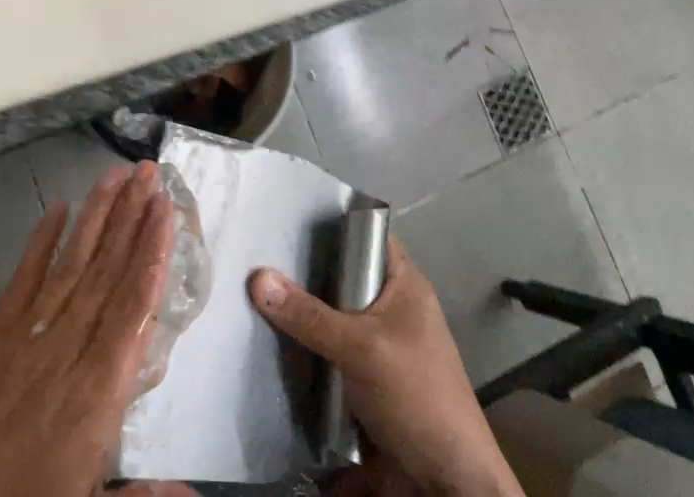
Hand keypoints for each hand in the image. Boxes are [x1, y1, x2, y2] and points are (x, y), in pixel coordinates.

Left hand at [0, 162, 196, 496]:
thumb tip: (193, 493)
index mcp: (93, 396)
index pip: (132, 310)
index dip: (151, 256)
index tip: (165, 211)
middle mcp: (64, 352)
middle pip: (104, 275)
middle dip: (132, 220)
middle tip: (150, 173)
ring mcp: (25, 338)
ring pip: (69, 267)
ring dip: (96, 218)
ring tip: (117, 176)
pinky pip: (22, 281)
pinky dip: (41, 242)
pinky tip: (59, 209)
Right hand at [251, 237, 523, 496]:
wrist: (445, 480)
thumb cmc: (417, 396)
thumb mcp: (362, 349)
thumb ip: (310, 316)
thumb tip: (257, 277)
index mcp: (405, 285)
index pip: (366, 236)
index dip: (331, 226)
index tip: (285, 223)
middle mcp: (390, 307)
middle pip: (340, 277)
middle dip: (302, 273)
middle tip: (253, 260)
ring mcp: (375, 344)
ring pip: (328, 316)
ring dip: (298, 315)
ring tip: (248, 297)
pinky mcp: (360, 377)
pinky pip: (324, 350)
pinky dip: (302, 348)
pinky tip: (267, 341)